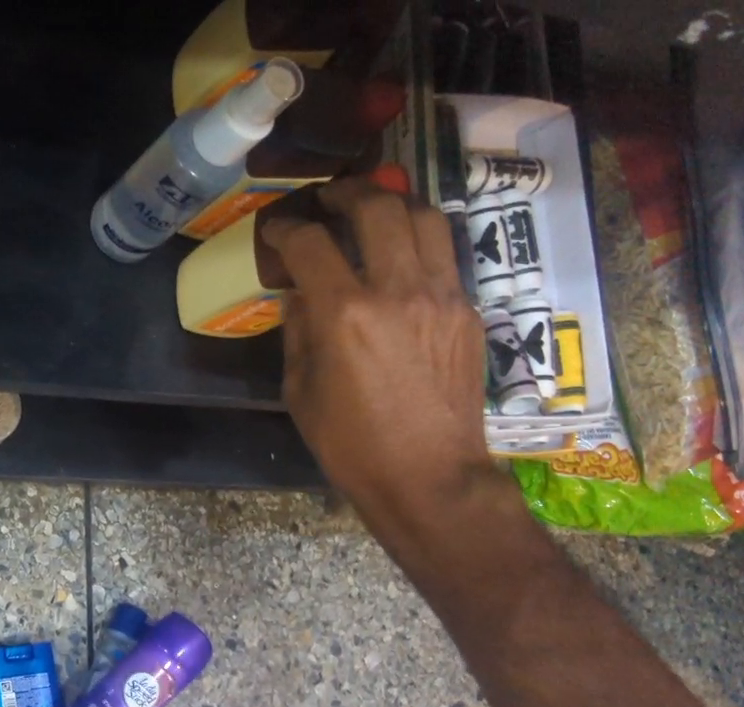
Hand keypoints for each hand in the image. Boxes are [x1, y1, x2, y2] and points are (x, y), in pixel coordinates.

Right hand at [262, 178, 494, 531]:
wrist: (427, 475)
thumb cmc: (350, 444)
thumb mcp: (300, 391)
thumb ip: (299, 331)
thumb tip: (300, 294)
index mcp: (345, 315)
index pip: (311, 245)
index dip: (287, 229)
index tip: (276, 228)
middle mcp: (397, 290)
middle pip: (376, 208)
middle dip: (344, 195)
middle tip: (326, 200)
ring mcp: (442, 295)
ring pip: (423, 218)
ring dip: (391, 205)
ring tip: (371, 210)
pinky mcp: (467, 310)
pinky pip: (443, 255)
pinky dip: (417, 242)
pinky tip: (400, 256)